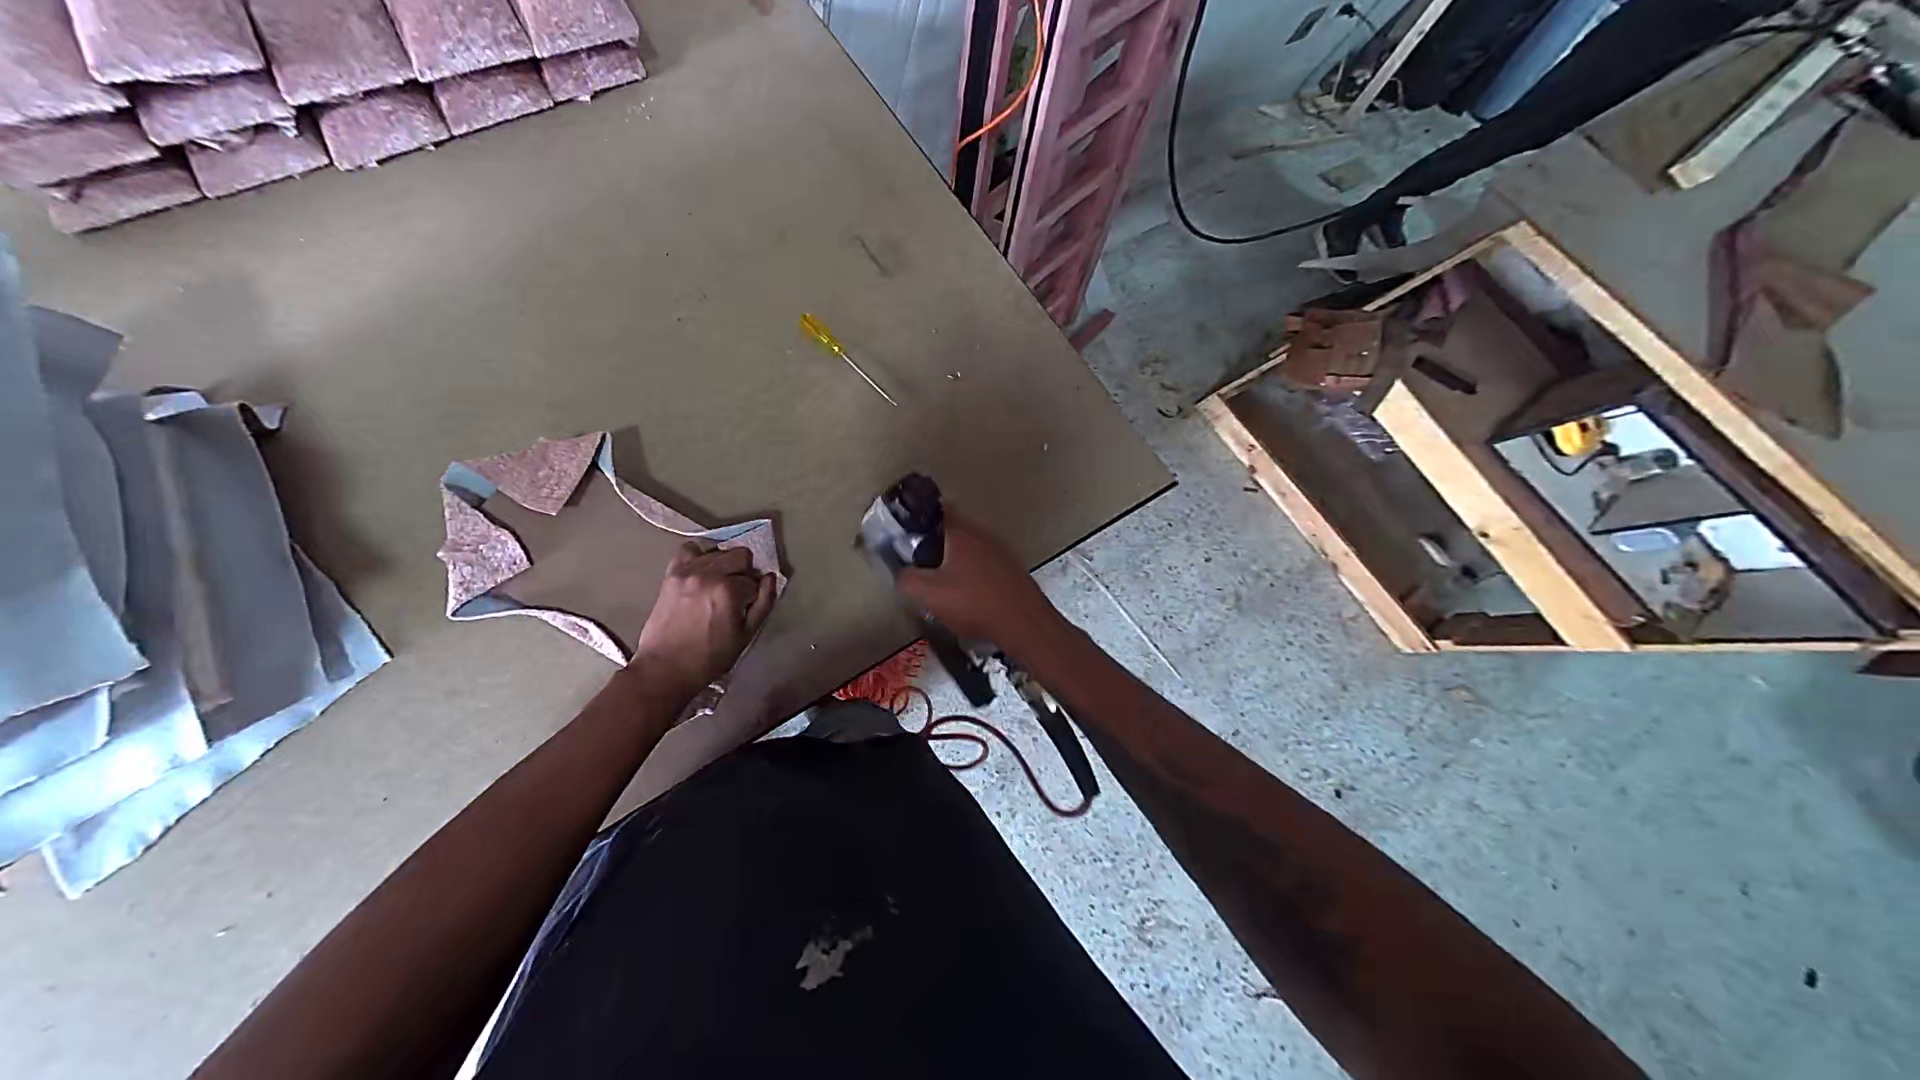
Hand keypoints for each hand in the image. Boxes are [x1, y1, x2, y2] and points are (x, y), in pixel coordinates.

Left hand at [633, 541, 776, 692]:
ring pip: (719, 551)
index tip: (746, 608)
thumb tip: (770, 578)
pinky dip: (701, 556)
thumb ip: (764, 603)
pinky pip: (690, 550)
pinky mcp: (671, 574)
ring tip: (719, 585)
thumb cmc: (710, 657)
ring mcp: (687, 571)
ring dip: (724, 565)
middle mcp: (708, 574)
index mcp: (729, 590)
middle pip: (740, 556)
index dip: (754, 594)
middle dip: (744, 573)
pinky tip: (703, 572)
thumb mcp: (746, 635)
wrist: (665, 667)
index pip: (754, 579)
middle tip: (736, 595)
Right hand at [896, 511, 1060, 645]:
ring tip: (944, 588)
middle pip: (953, 533)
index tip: (908, 537)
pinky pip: (985, 566)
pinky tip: (969, 599)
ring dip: (955, 564)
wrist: (1024, 624)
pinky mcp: (1012, 571)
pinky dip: (973, 577)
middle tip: (922, 568)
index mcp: (961, 533)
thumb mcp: (928, 595)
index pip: (938, 510)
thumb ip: (907, 580)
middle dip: (936, 548)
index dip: (920, 521)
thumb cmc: (975, 604)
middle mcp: (983, 536)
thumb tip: (901, 574)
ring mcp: (1002, 553)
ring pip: (970, 551)